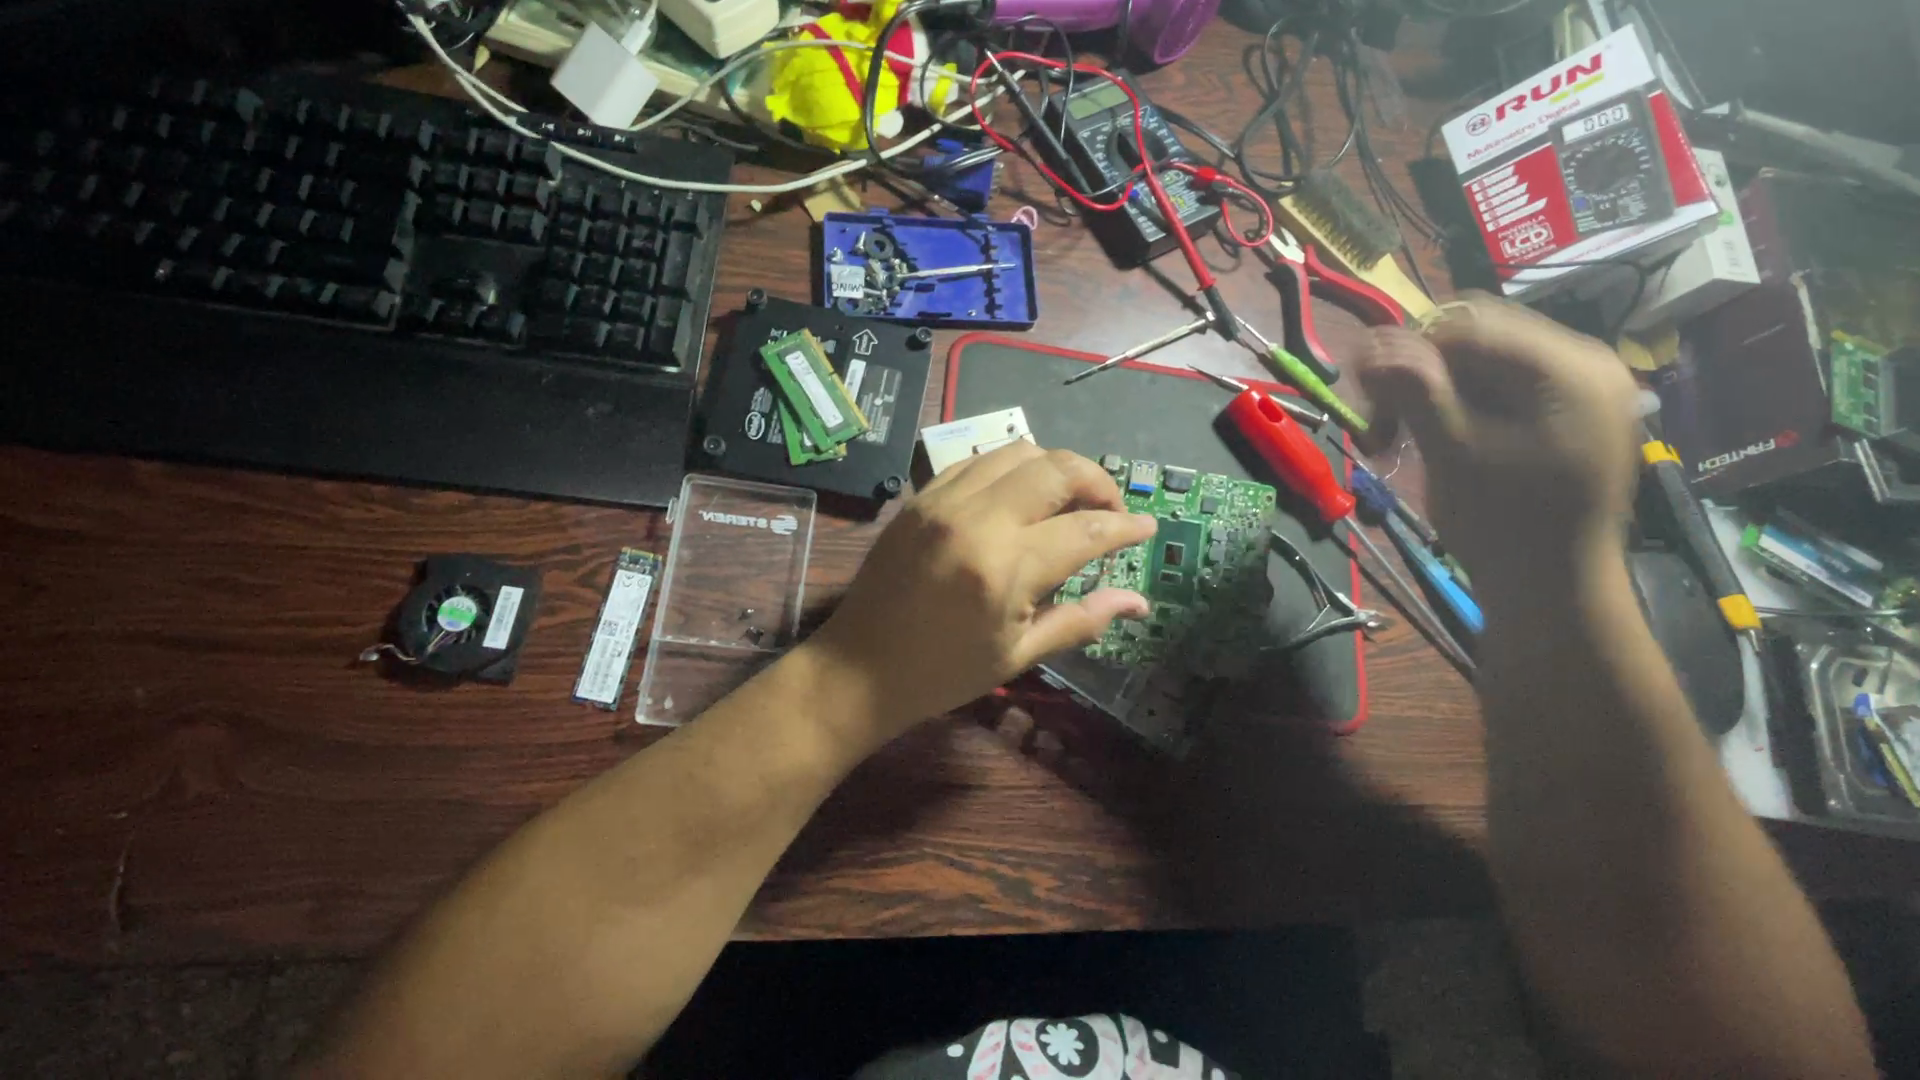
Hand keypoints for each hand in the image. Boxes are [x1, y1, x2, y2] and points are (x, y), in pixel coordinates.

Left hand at [808, 442, 1157, 739]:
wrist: (859, 668)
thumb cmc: (944, 672)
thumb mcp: (1018, 654)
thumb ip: (1081, 619)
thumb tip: (1139, 601)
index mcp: (1006, 566)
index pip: (1086, 528)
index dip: (1126, 525)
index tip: (1147, 527)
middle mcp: (977, 518)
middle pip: (1057, 468)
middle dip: (1097, 482)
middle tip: (1108, 511)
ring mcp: (943, 500)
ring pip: (1018, 451)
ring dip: (1054, 469)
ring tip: (1066, 502)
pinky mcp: (920, 496)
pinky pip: (977, 460)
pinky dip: (1010, 469)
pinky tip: (1017, 497)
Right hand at [1355, 294, 1638, 602]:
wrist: (1553, 593)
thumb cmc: (1505, 528)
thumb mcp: (1454, 454)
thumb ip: (1415, 392)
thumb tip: (1368, 346)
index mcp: (1567, 369)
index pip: (1467, 327)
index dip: (1405, 352)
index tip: (1365, 399)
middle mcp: (1583, 364)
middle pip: (1478, 336)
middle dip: (1418, 371)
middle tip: (1382, 421)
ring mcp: (1578, 389)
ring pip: (1482, 359)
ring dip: (1431, 389)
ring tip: (1401, 434)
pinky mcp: (1565, 412)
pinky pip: (1499, 384)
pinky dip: (1456, 403)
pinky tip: (1435, 435)